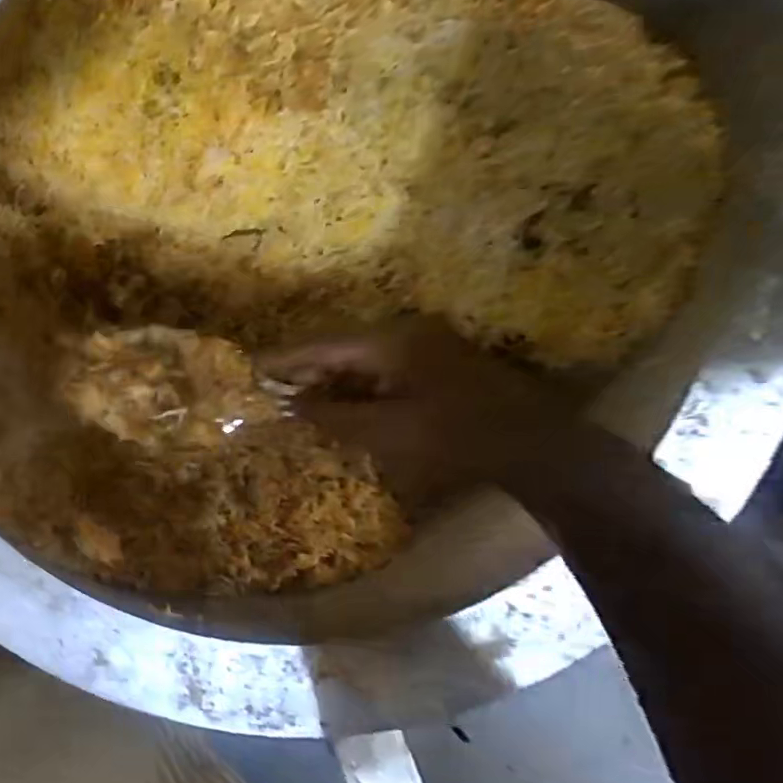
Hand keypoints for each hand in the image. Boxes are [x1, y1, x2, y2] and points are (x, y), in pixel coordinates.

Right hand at [260, 319, 575, 504]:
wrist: (537, 449)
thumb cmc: (453, 438)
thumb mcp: (381, 431)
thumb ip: (327, 414)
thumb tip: (287, 404)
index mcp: (389, 342)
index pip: (318, 346)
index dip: (279, 360)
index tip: (245, 370)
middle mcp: (405, 334)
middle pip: (336, 349)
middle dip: (300, 371)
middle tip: (265, 391)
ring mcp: (424, 347)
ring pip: (357, 360)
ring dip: (326, 380)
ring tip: (292, 400)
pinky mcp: (435, 364)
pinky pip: (378, 369)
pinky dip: (352, 386)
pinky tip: (335, 405)